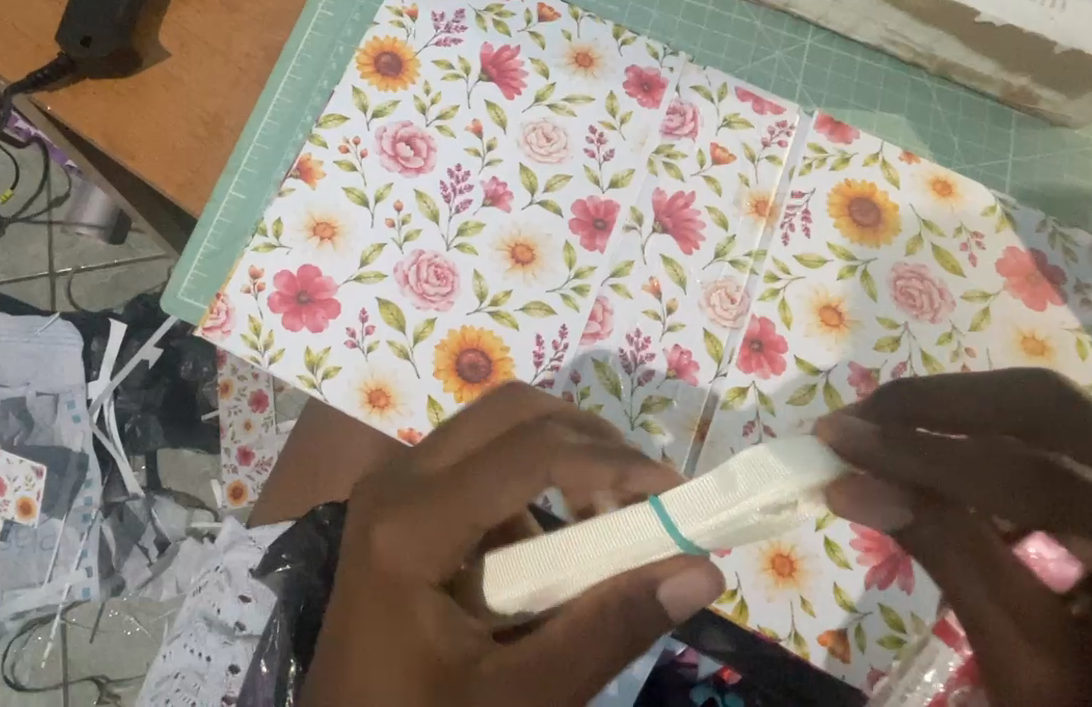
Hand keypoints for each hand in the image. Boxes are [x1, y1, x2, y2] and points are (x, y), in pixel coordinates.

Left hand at [302, 382, 724, 705]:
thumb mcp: (520, 698)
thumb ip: (608, 629)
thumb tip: (700, 570)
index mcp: (412, 524)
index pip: (529, 453)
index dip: (612, 461)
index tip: (677, 492)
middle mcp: (396, 478)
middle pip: (510, 412)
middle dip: (588, 440)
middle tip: (648, 495)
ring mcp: (392, 483)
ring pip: (493, 428)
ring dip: (561, 457)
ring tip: (610, 520)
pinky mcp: (397, 497)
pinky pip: (474, 461)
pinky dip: (529, 483)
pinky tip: (555, 545)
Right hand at [816, 370, 1091, 705]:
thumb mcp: (1040, 677)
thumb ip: (955, 565)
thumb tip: (852, 481)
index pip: (1055, 482)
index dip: (931, 454)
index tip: (833, 439)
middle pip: (1058, 412)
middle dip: (937, 408)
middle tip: (853, 424)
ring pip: (1062, 418)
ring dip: (955, 422)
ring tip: (882, 446)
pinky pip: (1071, 447)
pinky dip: (989, 450)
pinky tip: (946, 481)